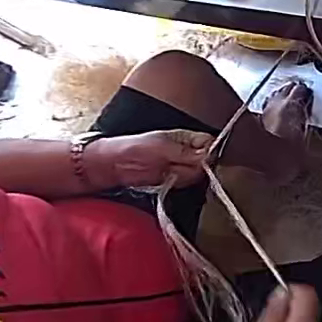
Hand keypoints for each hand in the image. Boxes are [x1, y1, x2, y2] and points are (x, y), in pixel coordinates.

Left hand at [85, 129, 213, 188]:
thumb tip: (208, 156)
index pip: (211, 143)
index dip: (211, 151)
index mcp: (188, 137)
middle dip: (196, 166)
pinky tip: (168, 180)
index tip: (205, 159)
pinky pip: (186, 184)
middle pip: (207, 161)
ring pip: (198, 174)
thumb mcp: (161, 147)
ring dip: (185, 176)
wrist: (110, 167)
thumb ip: (186, 152)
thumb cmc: (133, 148)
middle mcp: (188, 151)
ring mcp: (182, 166)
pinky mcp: (174, 180)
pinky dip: (179, 184)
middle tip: (178, 166)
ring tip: (168, 172)